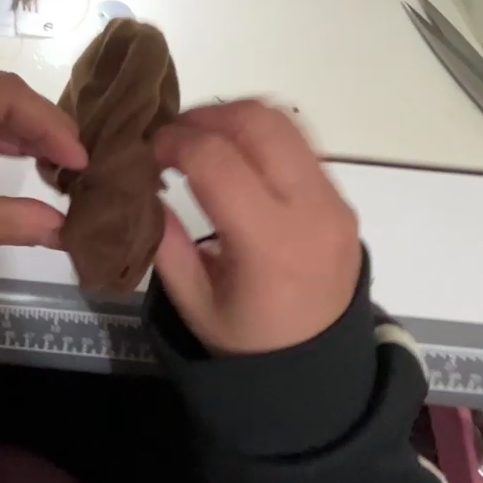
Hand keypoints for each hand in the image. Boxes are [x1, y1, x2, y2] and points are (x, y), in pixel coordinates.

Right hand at [152, 101, 360, 354]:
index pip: (216, 160)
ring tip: (197, 140)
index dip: (172, 142)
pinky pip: (296, 142)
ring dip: (231, 117)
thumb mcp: (191, 300)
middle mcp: (311, 210)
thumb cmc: (246, 339)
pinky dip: (255, 135)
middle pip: (257, 123)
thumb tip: (141, 185)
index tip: (147, 153)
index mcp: (269, 244)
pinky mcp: (340, 196)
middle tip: (170, 137)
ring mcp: (334, 199)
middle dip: (203, 116)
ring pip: (281, 120)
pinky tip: (228, 157)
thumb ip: (164, 241)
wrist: (319, 365)